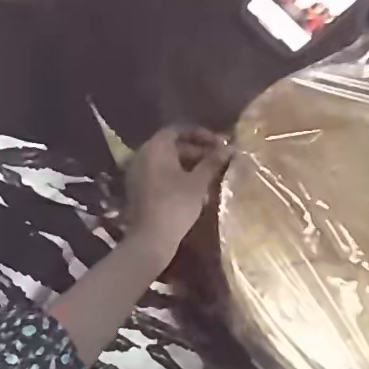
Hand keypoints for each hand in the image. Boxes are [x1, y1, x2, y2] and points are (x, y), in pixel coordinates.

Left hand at [123, 126, 232, 259]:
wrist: (151, 238)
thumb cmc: (176, 204)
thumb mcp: (198, 182)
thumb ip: (213, 162)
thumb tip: (230, 148)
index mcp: (155, 148)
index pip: (179, 130)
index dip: (201, 135)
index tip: (219, 143)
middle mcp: (143, 156)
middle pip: (172, 146)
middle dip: (198, 152)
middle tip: (219, 160)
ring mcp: (138, 173)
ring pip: (168, 163)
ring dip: (190, 166)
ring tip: (212, 174)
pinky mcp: (139, 189)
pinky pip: (160, 176)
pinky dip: (178, 177)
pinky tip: (197, 189)